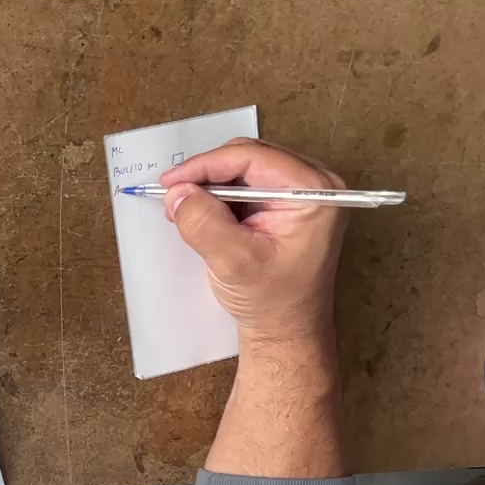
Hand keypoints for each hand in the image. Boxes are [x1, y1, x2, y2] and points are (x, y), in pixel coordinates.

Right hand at [161, 138, 348, 349]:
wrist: (285, 328)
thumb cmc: (271, 299)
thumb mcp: (233, 261)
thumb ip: (204, 223)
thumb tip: (178, 193)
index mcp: (313, 191)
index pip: (252, 158)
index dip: (206, 165)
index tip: (170, 183)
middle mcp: (312, 184)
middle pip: (248, 157)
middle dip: (206, 174)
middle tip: (174, 197)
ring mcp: (299, 193)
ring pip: (243, 170)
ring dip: (209, 185)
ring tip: (184, 208)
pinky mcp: (284, 205)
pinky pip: (245, 185)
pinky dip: (218, 196)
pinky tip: (201, 213)